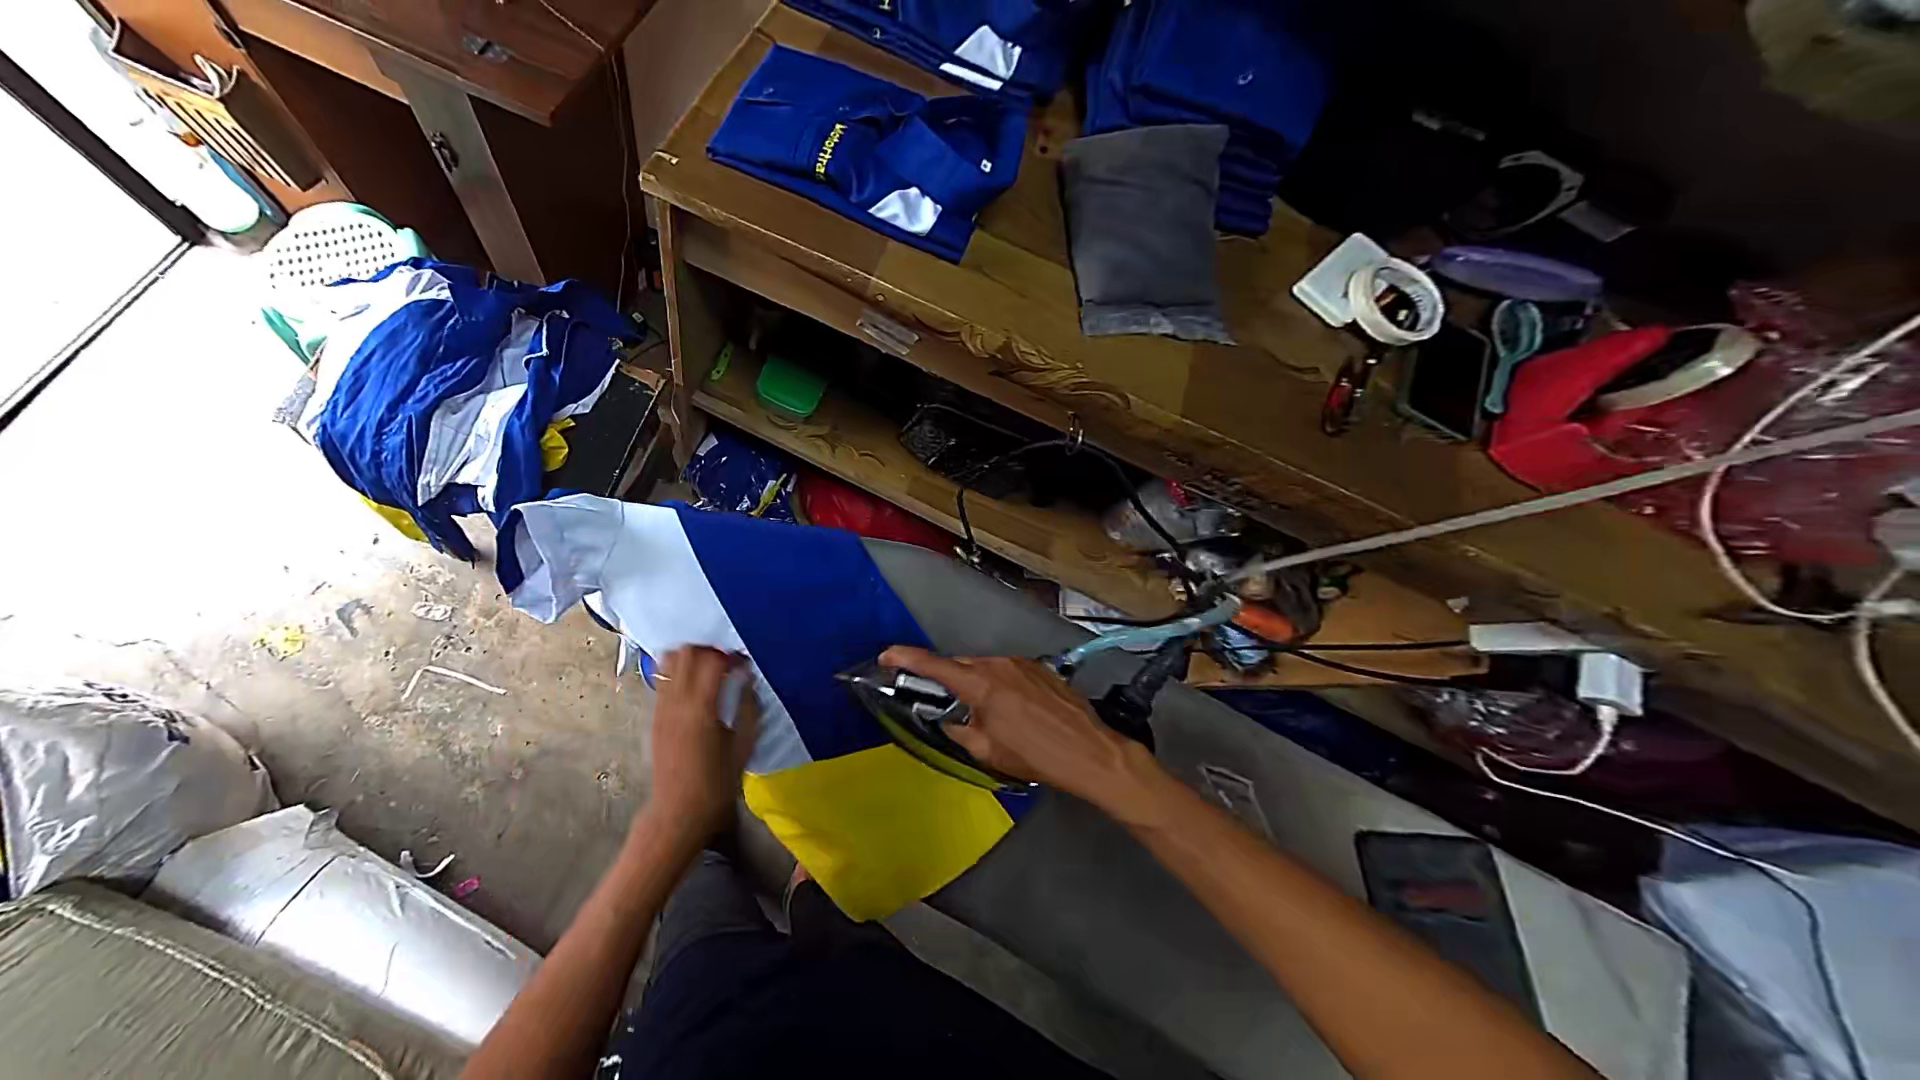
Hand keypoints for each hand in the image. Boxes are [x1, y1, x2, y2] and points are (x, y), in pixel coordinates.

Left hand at [643, 646, 755, 843]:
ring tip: (710, 670)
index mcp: (702, 708)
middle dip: (710, 650)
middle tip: (727, 662)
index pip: (713, 660)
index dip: (732, 656)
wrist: (678, 812)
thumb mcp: (744, 745)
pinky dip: (679, 671)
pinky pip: (663, 677)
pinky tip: (696, 685)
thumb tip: (748, 678)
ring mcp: (660, 707)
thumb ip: (747, 706)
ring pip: (669, 660)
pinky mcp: (654, 715)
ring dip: (691, 657)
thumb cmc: (717, 783)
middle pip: (687, 651)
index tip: (745, 664)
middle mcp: (676, 702)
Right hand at [879, 646, 1159, 811]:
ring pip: (986, 667)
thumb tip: (950, 721)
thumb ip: (961, 731)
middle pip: (961, 665)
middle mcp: (999, 664)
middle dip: (947, 679)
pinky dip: (1000, 685)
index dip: (907, 658)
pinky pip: (1009, 671)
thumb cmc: (1036, 755)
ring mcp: (1023, 663)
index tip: (887, 655)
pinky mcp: (1041, 668)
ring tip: (985, 713)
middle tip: (940, 700)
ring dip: (977, 684)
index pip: (935, 666)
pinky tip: (1013, 710)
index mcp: (981, 684)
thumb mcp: (988, 752)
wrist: (1090, 751)